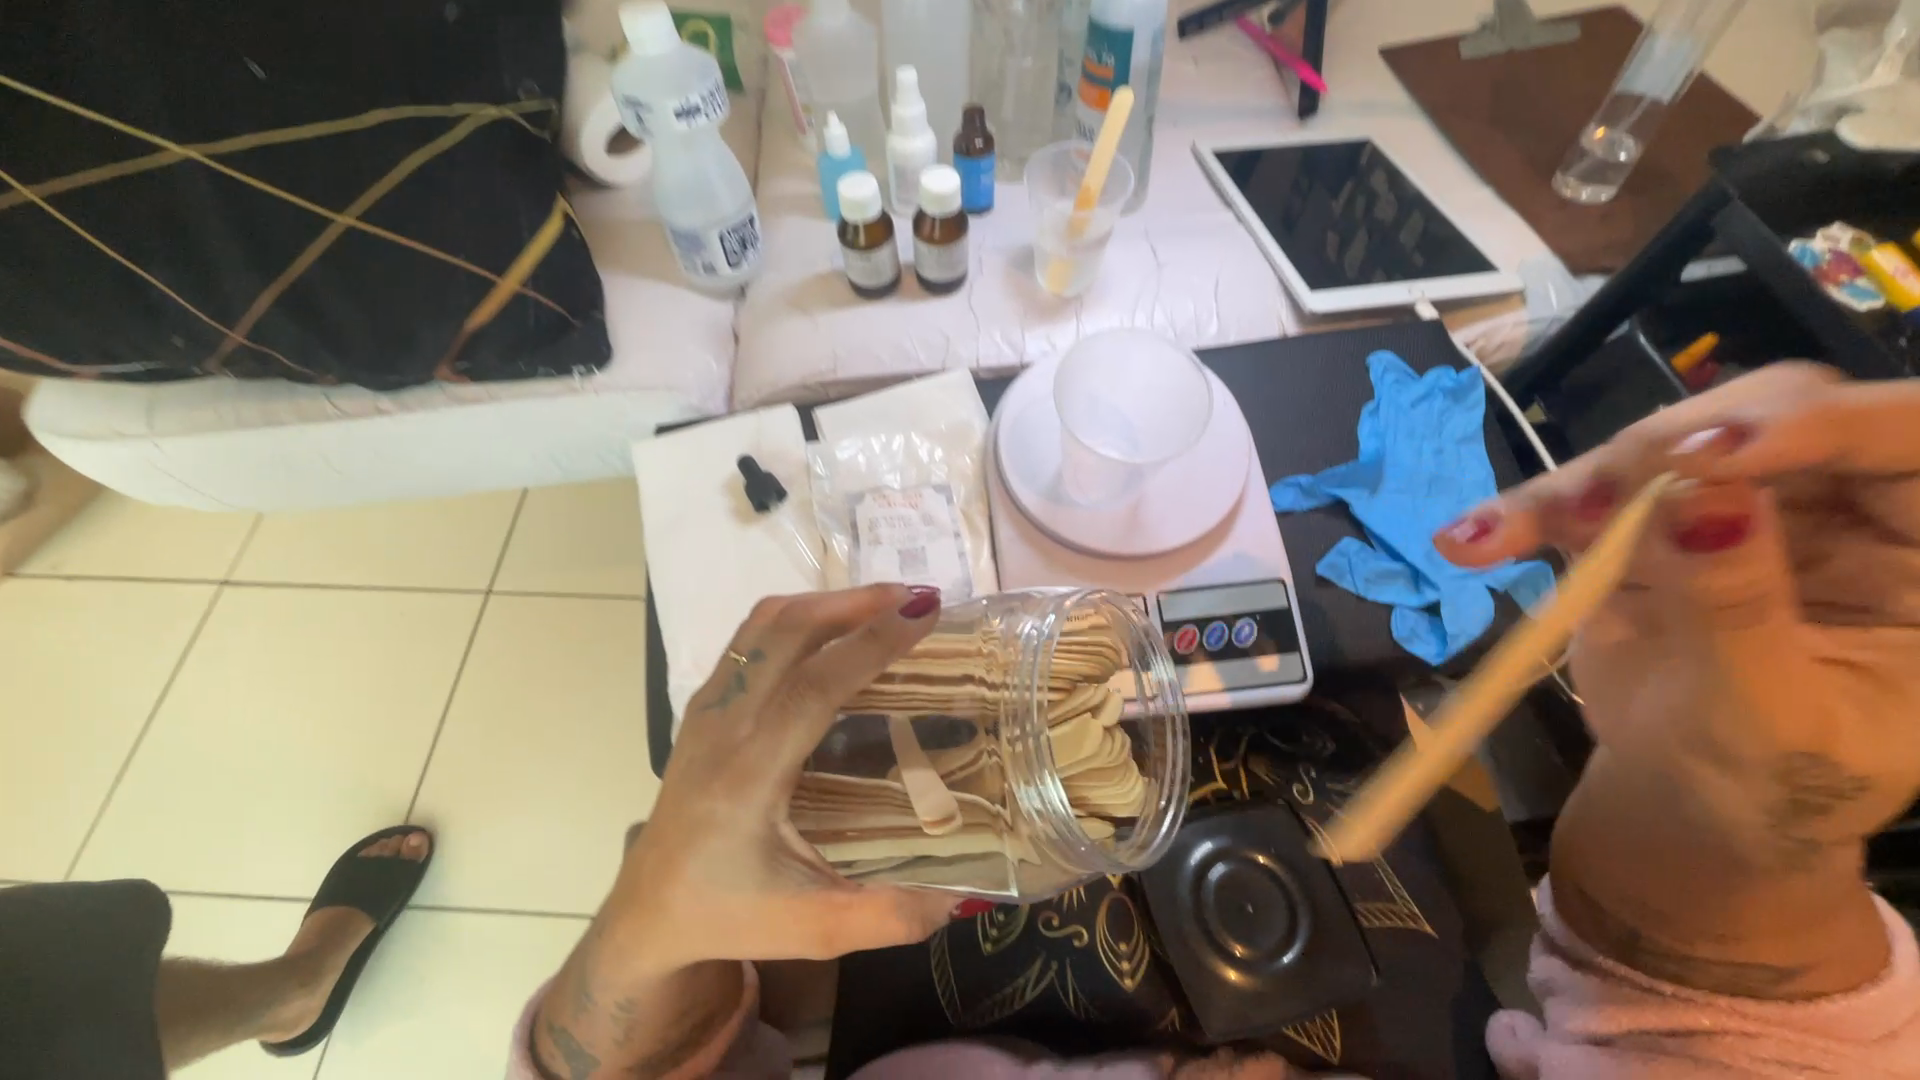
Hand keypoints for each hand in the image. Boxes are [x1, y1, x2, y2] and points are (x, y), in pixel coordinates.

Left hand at [603, 583, 956, 973]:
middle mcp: (723, 726)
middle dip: (854, 602)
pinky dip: (798, 616)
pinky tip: (834, 630)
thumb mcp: (812, 930)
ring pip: (763, 624)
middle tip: (914, 596)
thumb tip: (967, 898)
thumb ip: (889, 916)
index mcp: (749, 775)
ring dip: (825, 602)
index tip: (924, 612)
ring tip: (882, 603)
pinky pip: (750, 638)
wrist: (648, 912)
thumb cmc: (730, 915)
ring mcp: (707, 708)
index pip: (814, 686)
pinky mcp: (704, 705)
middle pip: (785, 632)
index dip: (870, 643)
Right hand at [1436, 363, 1919, 865]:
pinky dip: (1519, 518)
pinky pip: (1579, 498)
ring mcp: (1731, 512)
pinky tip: (1470, 541)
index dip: (1816, 427)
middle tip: (1589, 500)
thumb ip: (1737, 609)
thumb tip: (1701, 502)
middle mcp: (1837, 509)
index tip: (1705, 459)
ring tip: (1499, 535)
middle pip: (1764, 414)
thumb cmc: (1770, 783)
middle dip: (1668, 448)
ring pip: (1655, 448)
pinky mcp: (1640, 527)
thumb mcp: (1770, 716)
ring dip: (1572, 486)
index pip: (1901, 442)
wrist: (1690, 805)